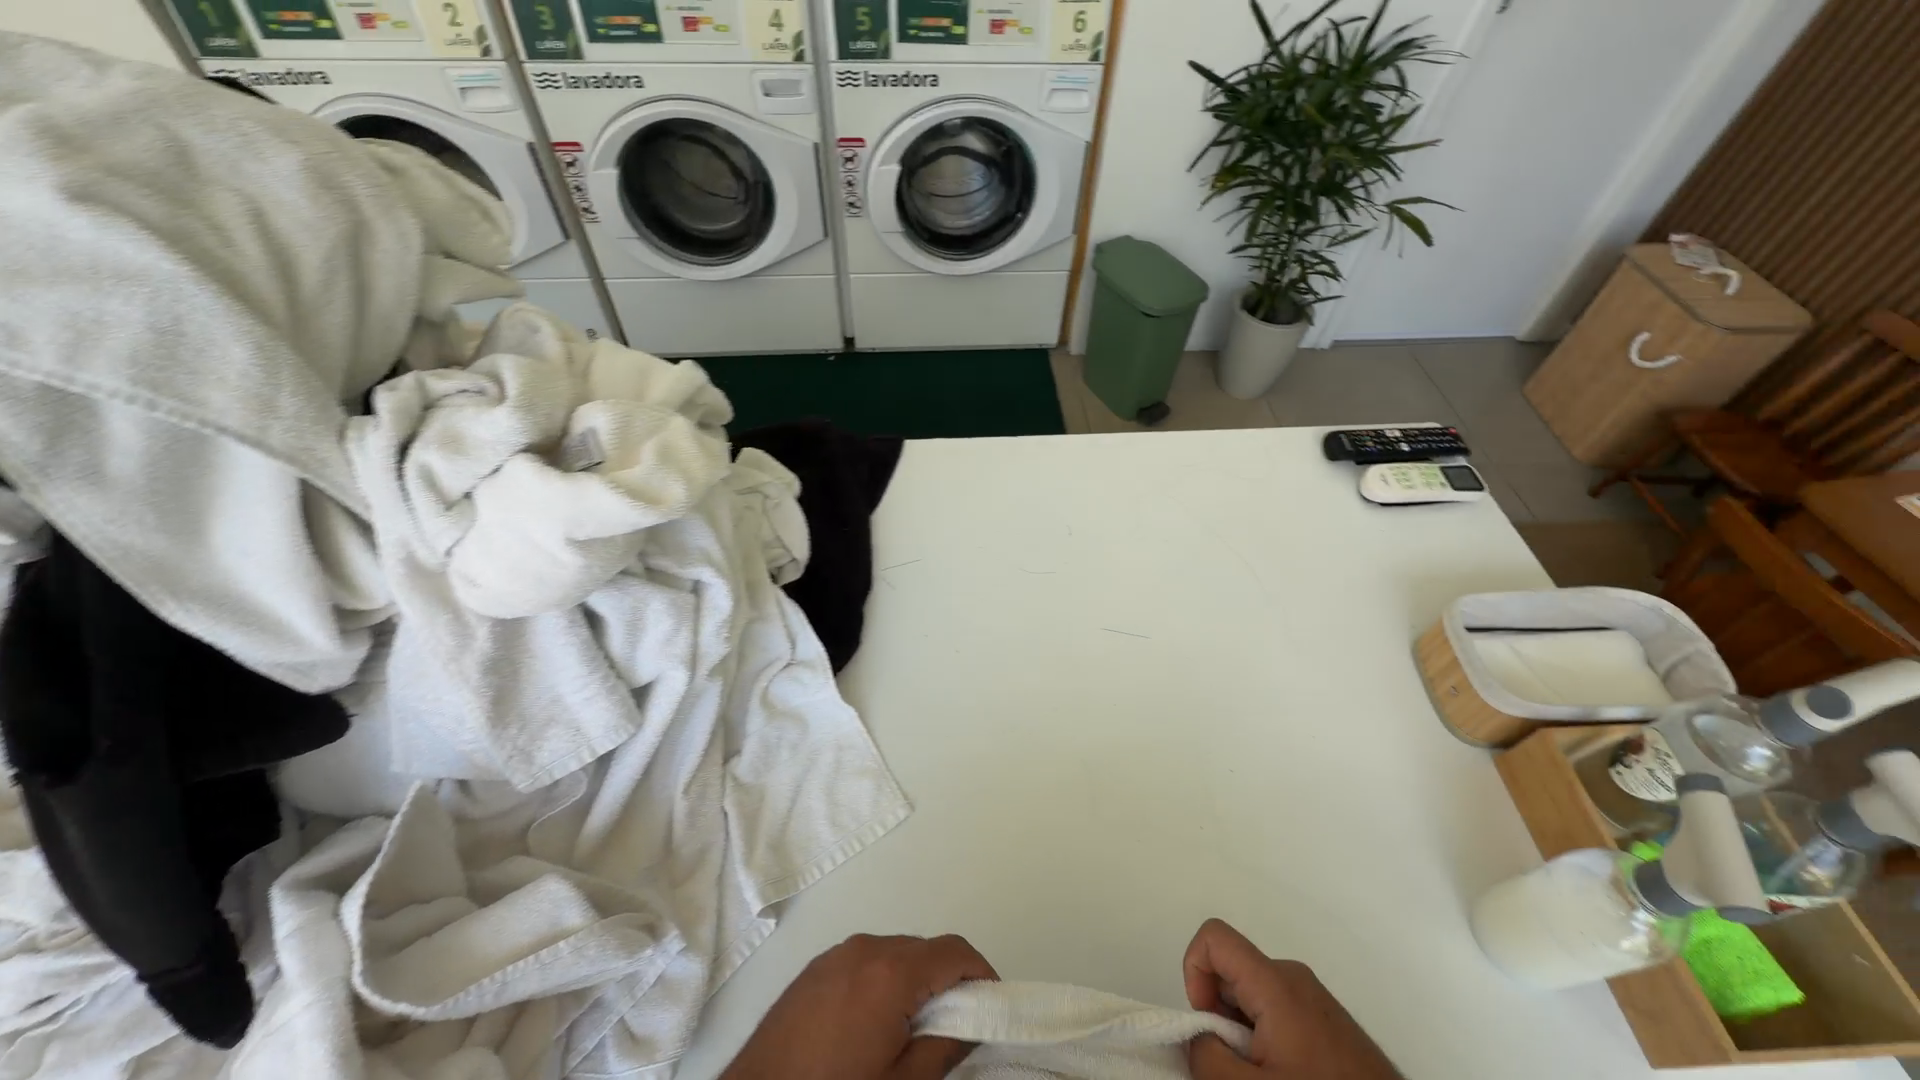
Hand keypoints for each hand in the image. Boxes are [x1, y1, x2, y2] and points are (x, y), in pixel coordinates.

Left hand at [720, 933, 997, 1079]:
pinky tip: (875, 1023)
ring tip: (914, 1030)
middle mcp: (864, 948)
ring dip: (915, 980)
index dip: (982, 974)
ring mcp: (834, 955)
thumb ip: (947, 1046)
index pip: (955, 950)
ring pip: (894, 953)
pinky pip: (864, 962)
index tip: (992, 1007)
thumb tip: (973, 1021)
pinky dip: (883, 981)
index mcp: (891, 970)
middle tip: (957, 1027)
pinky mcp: (812, 970)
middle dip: (949, 980)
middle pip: (925, 949)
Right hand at [1182, 919, 1401, 1079]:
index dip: (1193, 973)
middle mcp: (1293, 977)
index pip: (1214, 937)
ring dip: (1240, 1035)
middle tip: (1239, 1067)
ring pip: (1250, 997)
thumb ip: (1207, 1057)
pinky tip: (1284, 1076)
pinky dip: (1263, 1041)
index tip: (1207, 1025)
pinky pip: (1274, 1013)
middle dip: (1218, 1016)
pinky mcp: (1325, 1021)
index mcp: (1275, 982)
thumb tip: (1199, 1037)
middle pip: (1230, 972)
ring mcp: (1312, 999)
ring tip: (1265, 1076)